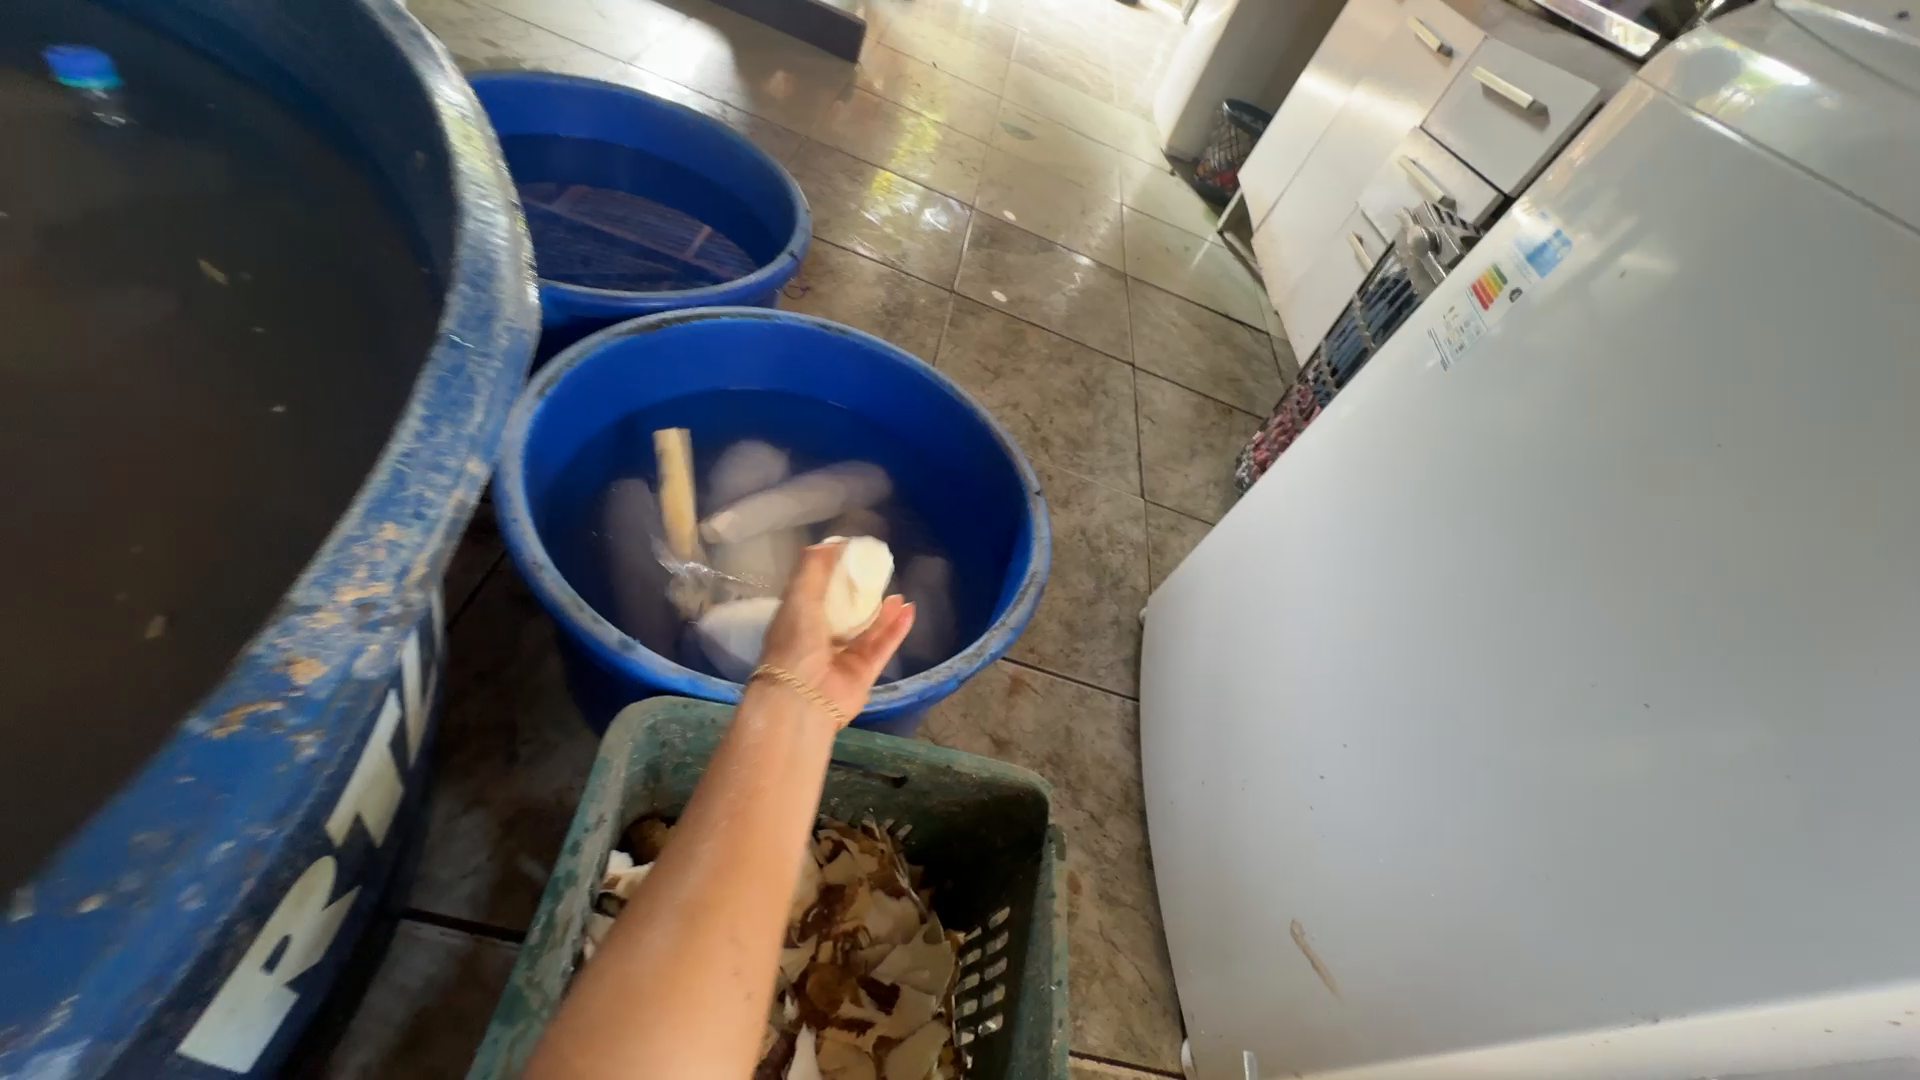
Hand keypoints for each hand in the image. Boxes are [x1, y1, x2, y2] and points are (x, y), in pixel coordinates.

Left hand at [756, 541, 914, 725]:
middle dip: (863, 595)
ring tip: (899, 594)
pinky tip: (908, 610)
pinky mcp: (864, 673)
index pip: (817, 593)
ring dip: (884, 613)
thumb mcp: (798, 596)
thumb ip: (814, 568)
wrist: (803, 697)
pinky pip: (883, 646)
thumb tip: (833, 542)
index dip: (834, 575)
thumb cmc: (795, 642)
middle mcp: (819, 639)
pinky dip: (896, 629)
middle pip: (846, 612)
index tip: (853, 558)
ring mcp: (843, 657)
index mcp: (798, 620)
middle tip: (880, 576)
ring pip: (868, 631)